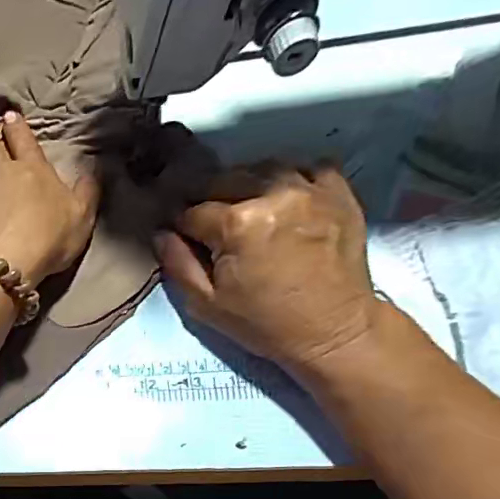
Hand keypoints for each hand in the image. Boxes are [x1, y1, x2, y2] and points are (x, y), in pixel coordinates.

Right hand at [155, 163, 375, 366]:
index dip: (183, 227)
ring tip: (250, 214)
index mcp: (237, 223)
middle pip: (224, 180)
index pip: (192, 211)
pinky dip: (290, 180)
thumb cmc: (266, 324)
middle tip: (216, 230)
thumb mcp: (207, 305)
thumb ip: (178, 264)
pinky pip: (305, 167)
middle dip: (212, 202)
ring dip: (248, 187)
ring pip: (261, 169)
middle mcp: (273, 193)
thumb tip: (162, 232)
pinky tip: (285, 204)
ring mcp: (310, 187)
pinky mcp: (337, 190)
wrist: (334, 331)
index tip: (186, 239)